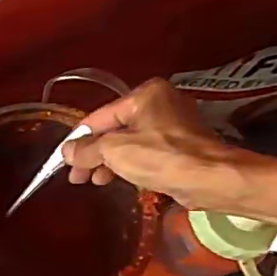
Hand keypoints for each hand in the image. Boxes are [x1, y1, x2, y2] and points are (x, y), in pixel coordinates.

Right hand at [61, 78, 264, 207]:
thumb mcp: (114, 151)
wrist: (213, 179)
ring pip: (128, 141)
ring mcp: (173, 124)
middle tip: (78, 176)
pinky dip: (129, 164)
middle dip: (93, 154)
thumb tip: (66, 152)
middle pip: (113, 129)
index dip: (77, 141)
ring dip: (108, 161)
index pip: (98, 117)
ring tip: (95, 181)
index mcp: (144, 95)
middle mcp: (160, 102)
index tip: (63, 162)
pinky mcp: (182, 145)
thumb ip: (86, 150)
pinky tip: (116, 178)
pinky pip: (145, 151)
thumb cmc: (162, 158)